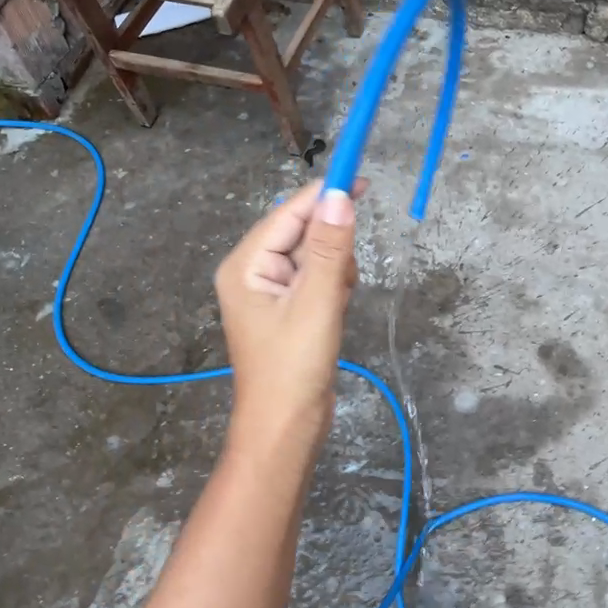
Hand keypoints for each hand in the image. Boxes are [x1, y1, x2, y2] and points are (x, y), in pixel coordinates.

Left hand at [213, 180, 363, 433]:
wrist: (286, 428)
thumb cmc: (294, 366)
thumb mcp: (316, 302)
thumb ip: (329, 247)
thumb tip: (340, 195)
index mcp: (246, 264)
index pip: (289, 213)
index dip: (324, 195)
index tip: (362, 179)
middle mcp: (253, 270)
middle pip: (303, 232)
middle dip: (331, 250)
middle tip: (340, 282)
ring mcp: (271, 290)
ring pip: (317, 254)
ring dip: (335, 271)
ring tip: (334, 306)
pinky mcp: (289, 307)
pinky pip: (318, 277)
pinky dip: (334, 287)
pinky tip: (334, 312)